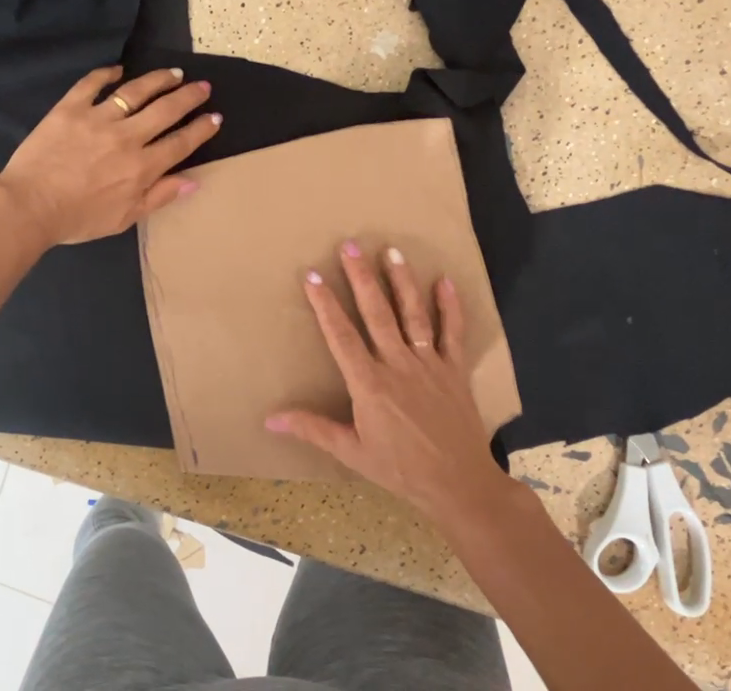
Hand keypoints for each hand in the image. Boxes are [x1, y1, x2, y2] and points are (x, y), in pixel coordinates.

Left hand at [0, 66, 220, 246]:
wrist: (29, 206)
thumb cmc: (77, 219)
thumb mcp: (124, 218)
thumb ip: (159, 197)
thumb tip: (193, 181)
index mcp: (141, 167)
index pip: (180, 143)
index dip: (201, 129)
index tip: (215, 117)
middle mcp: (126, 137)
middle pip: (165, 110)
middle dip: (189, 96)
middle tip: (202, 86)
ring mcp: (97, 119)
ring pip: (135, 91)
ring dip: (158, 80)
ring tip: (173, 74)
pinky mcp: (69, 108)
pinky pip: (92, 83)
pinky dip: (107, 73)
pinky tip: (118, 70)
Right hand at [266, 243, 514, 523]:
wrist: (460, 485)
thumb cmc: (400, 470)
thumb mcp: (351, 452)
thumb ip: (312, 428)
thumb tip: (269, 420)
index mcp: (368, 383)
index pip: (341, 335)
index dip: (325, 303)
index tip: (312, 275)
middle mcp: (397, 365)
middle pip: (377, 313)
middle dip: (361, 277)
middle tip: (350, 245)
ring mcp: (429, 365)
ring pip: (413, 315)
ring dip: (401, 281)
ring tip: (391, 251)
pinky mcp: (455, 371)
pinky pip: (452, 333)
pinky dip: (450, 306)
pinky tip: (444, 280)